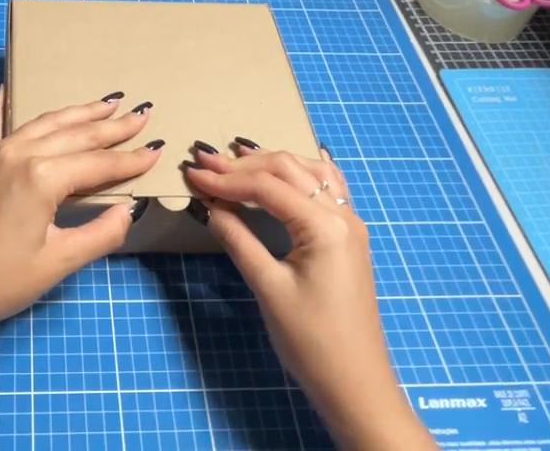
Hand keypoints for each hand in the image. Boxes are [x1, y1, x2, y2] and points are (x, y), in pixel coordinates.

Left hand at [0, 89, 161, 341]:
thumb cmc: (1, 282)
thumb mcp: (59, 262)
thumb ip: (101, 233)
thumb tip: (129, 210)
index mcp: (43, 177)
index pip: (98, 164)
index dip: (130, 160)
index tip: (157, 150)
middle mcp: (21, 153)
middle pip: (77, 135)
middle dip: (112, 126)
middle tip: (142, 113)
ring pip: (46, 123)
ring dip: (78, 113)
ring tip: (106, 103)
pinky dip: (6, 102)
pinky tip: (10, 86)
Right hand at [187, 144, 435, 450]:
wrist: (357, 387)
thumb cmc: (311, 341)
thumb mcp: (267, 287)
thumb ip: (237, 238)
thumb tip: (208, 204)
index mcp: (325, 225)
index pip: (267, 186)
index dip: (226, 178)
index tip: (192, 173)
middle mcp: (343, 214)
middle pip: (288, 169)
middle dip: (243, 164)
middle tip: (205, 162)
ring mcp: (351, 223)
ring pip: (308, 171)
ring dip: (270, 164)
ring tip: (235, 162)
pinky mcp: (349, 236)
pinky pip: (327, 186)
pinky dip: (300, 172)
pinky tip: (287, 168)